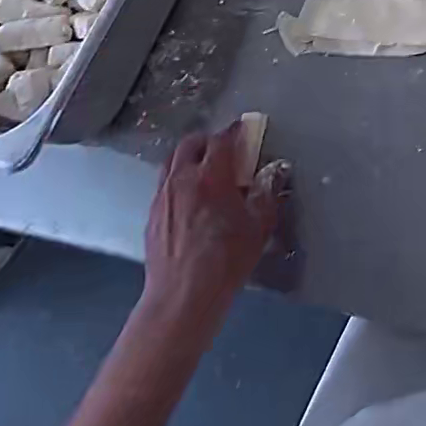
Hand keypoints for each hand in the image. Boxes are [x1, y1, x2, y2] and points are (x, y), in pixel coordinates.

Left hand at [141, 122, 287, 323]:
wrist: (182, 297)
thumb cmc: (226, 259)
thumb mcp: (260, 226)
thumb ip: (267, 194)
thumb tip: (272, 174)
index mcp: (211, 176)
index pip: (222, 139)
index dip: (235, 131)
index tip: (245, 129)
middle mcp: (182, 179)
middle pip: (190, 143)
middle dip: (208, 141)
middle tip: (225, 150)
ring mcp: (162, 197)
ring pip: (172, 162)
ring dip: (190, 158)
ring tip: (205, 171)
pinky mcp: (152, 215)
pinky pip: (165, 185)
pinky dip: (179, 180)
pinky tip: (191, 200)